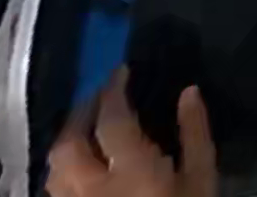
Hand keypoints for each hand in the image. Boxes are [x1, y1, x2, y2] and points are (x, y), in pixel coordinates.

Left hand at [48, 69, 216, 196]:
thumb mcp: (203, 176)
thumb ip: (195, 132)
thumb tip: (189, 92)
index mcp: (131, 170)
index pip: (113, 119)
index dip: (114, 90)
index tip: (121, 71)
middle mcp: (91, 190)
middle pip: (68, 146)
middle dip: (79, 114)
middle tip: (97, 95)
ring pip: (53, 173)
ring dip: (66, 143)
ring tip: (84, 127)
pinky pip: (53, 195)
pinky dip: (61, 174)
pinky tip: (76, 168)